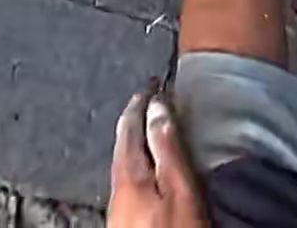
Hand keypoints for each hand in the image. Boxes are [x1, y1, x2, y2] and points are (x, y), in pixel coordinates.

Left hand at [107, 91, 206, 227]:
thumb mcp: (179, 187)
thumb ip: (168, 145)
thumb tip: (156, 104)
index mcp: (128, 174)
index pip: (129, 123)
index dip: (142, 99)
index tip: (155, 82)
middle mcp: (116, 188)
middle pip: (124, 142)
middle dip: (138, 117)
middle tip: (155, 98)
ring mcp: (118, 208)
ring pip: (127, 160)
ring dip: (140, 139)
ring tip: (156, 127)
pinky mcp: (125, 222)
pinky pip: (130, 178)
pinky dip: (141, 160)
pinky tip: (152, 167)